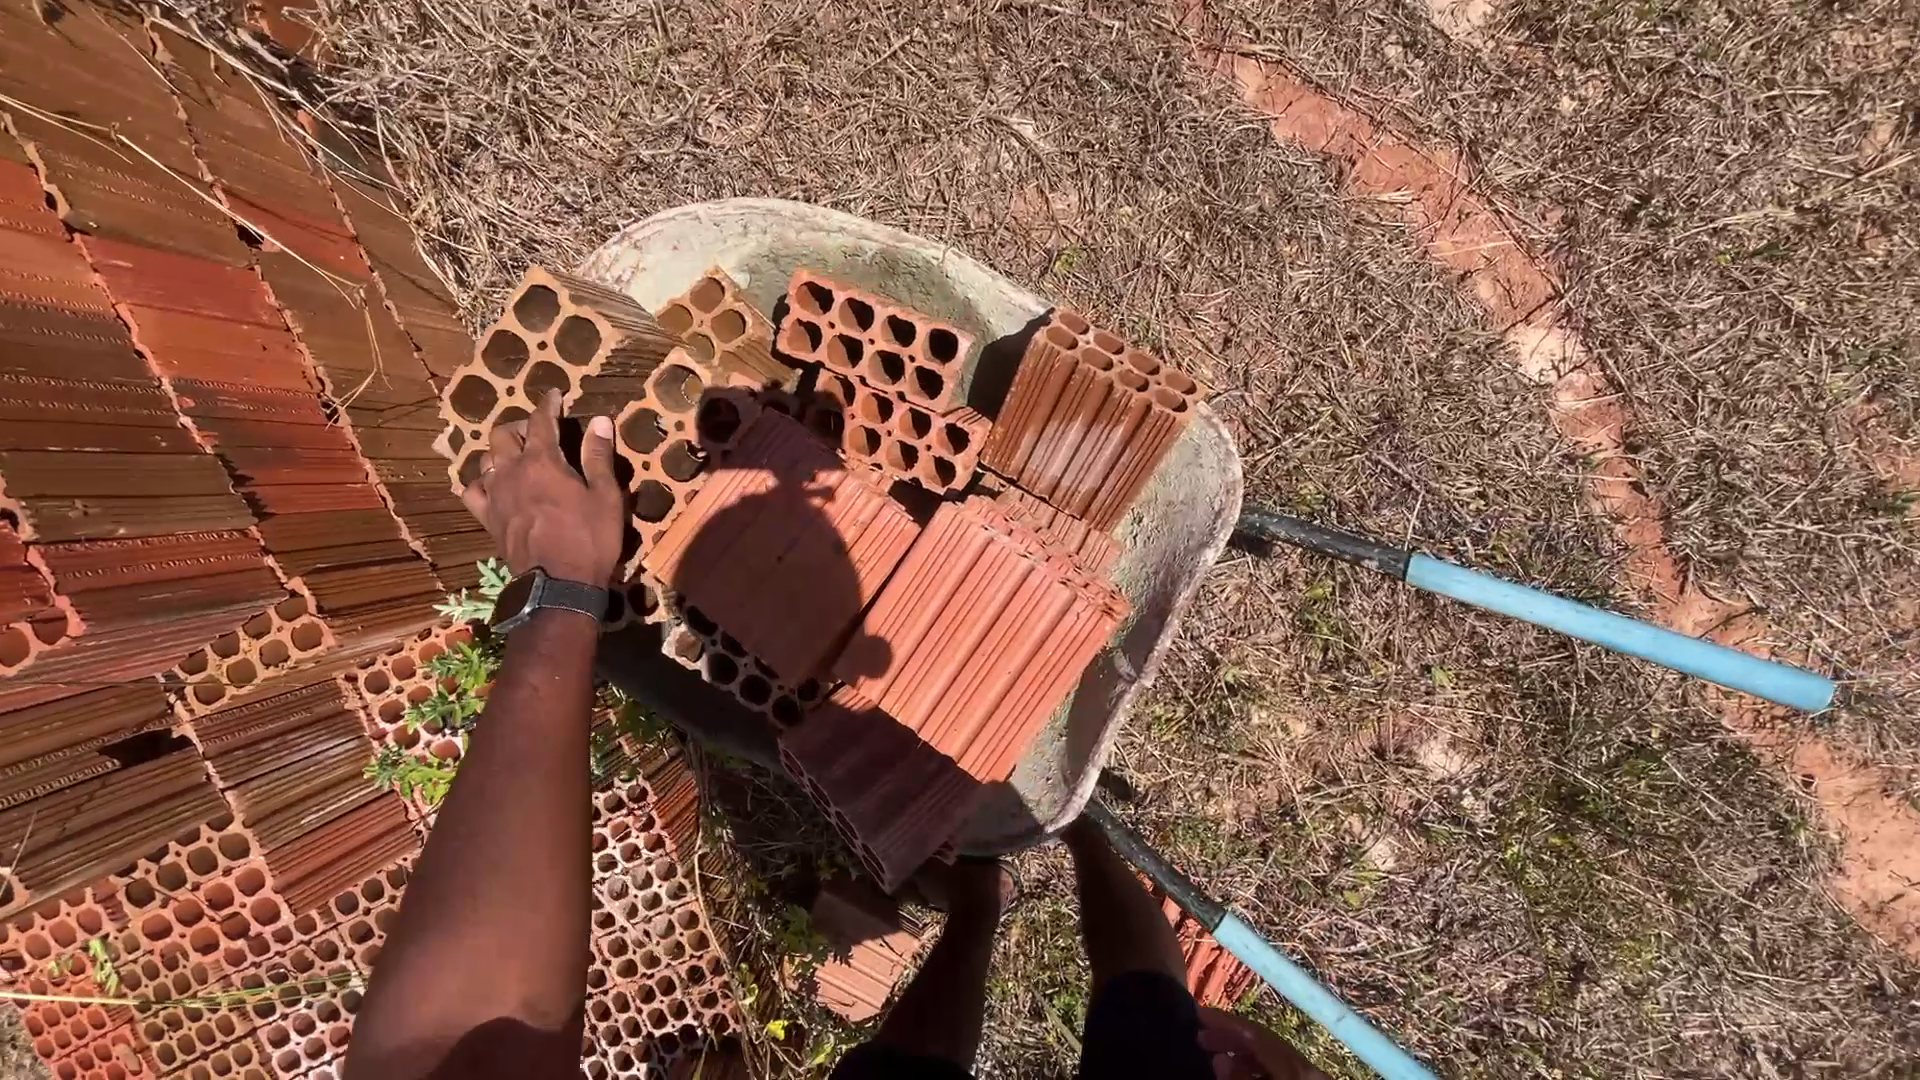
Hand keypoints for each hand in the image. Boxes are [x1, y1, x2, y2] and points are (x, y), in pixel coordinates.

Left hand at [460, 390, 624, 584]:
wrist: (558, 583)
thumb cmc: (590, 538)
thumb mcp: (606, 496)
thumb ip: (598, 457)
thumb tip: (599, 421)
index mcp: (544, 462)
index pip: (541, 421)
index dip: (548, 405)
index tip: (555, 394)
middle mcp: (512, 471)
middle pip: (504, 434)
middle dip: (520, 425)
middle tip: (538, 428)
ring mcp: (495, 495)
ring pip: (486, 459)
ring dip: (500, 450)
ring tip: (515, 454)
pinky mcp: (487, 518)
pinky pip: (472, 491)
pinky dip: (481, 481)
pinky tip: (491, 484)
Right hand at [1198, 1007, 1326, 1079]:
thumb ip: (1241, 1077)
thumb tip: (1219, 1058)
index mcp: (1295, 1065)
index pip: (1256, 1034)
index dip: (1225, 1021)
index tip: (1198, 1013)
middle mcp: (1304, 1064)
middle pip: (1263, 1040)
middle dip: (1230, 1035)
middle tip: (1201, 1035)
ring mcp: (1309, 1073)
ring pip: (1270, 1054)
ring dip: (1240, 1051)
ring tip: (1214, 1054)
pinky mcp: (1306, 1079)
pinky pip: (1278, 1067)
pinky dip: (1255, 1065)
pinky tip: (1236, 1070)